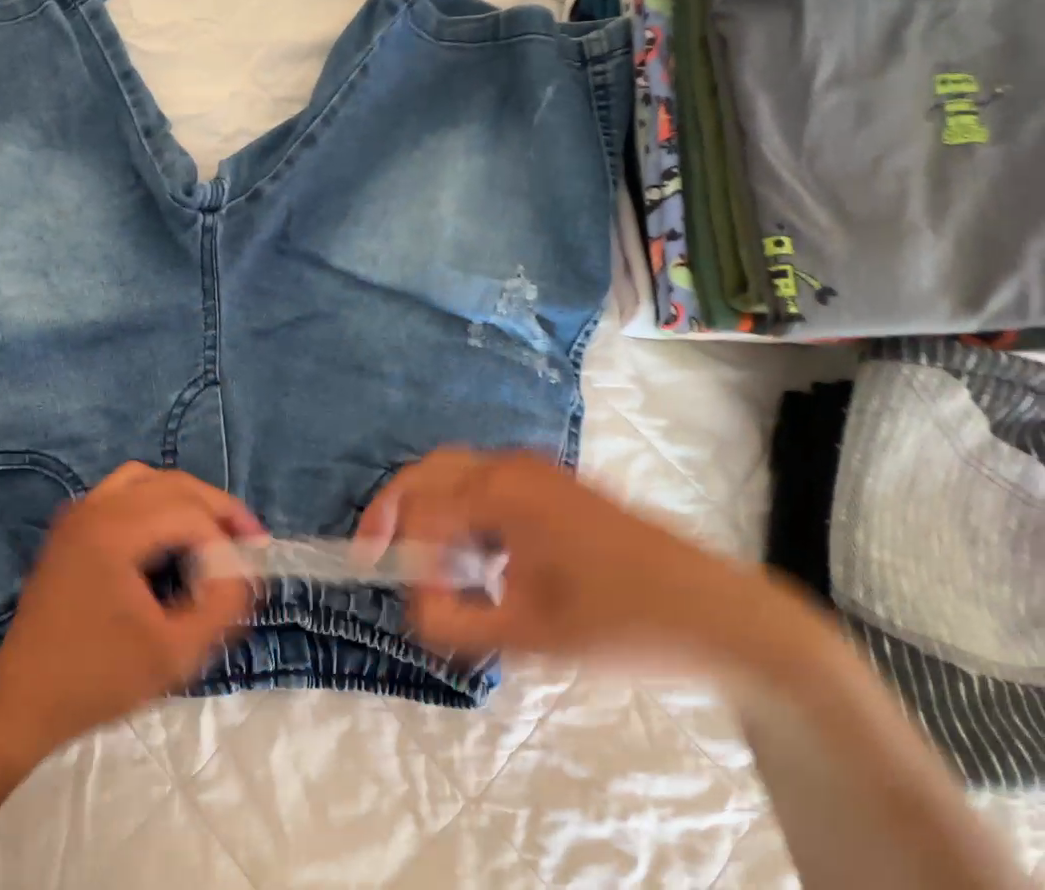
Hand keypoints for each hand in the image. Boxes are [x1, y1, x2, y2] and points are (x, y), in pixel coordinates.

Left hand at [0, 463, 266, 751]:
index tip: (249, 575)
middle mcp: (92, 509)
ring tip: (214, 536)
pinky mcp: (69, 532)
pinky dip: (155, 505)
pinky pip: (121, 495)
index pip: (188, 513)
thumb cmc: (99, 678)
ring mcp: (76, 516)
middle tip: (250, 542)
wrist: (25, 699)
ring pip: (143, 481)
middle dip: (215, 508)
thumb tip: (244, 571)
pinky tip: (170, 542)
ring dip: (184, 501)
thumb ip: (222, 604)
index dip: (226, 540)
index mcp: (113, 531)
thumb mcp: (176, 652)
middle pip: (169, 483)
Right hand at [354, 448, 755, 660]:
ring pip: (455, 475)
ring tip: (427, 563)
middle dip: (395, 513)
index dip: (406, 559)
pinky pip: (487, 486)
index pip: (423, 511)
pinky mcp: (559, 490)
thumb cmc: (628, 627)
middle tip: (378, 556)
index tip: (419, 606)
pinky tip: (477, 558)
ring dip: (429, 513)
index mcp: (505, 493)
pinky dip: (461, 513)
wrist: (730, 620)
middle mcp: (516, 468)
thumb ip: (454, 625)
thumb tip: (415, 609)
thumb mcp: (530, 638)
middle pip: (427, 474)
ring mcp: (541, 474)